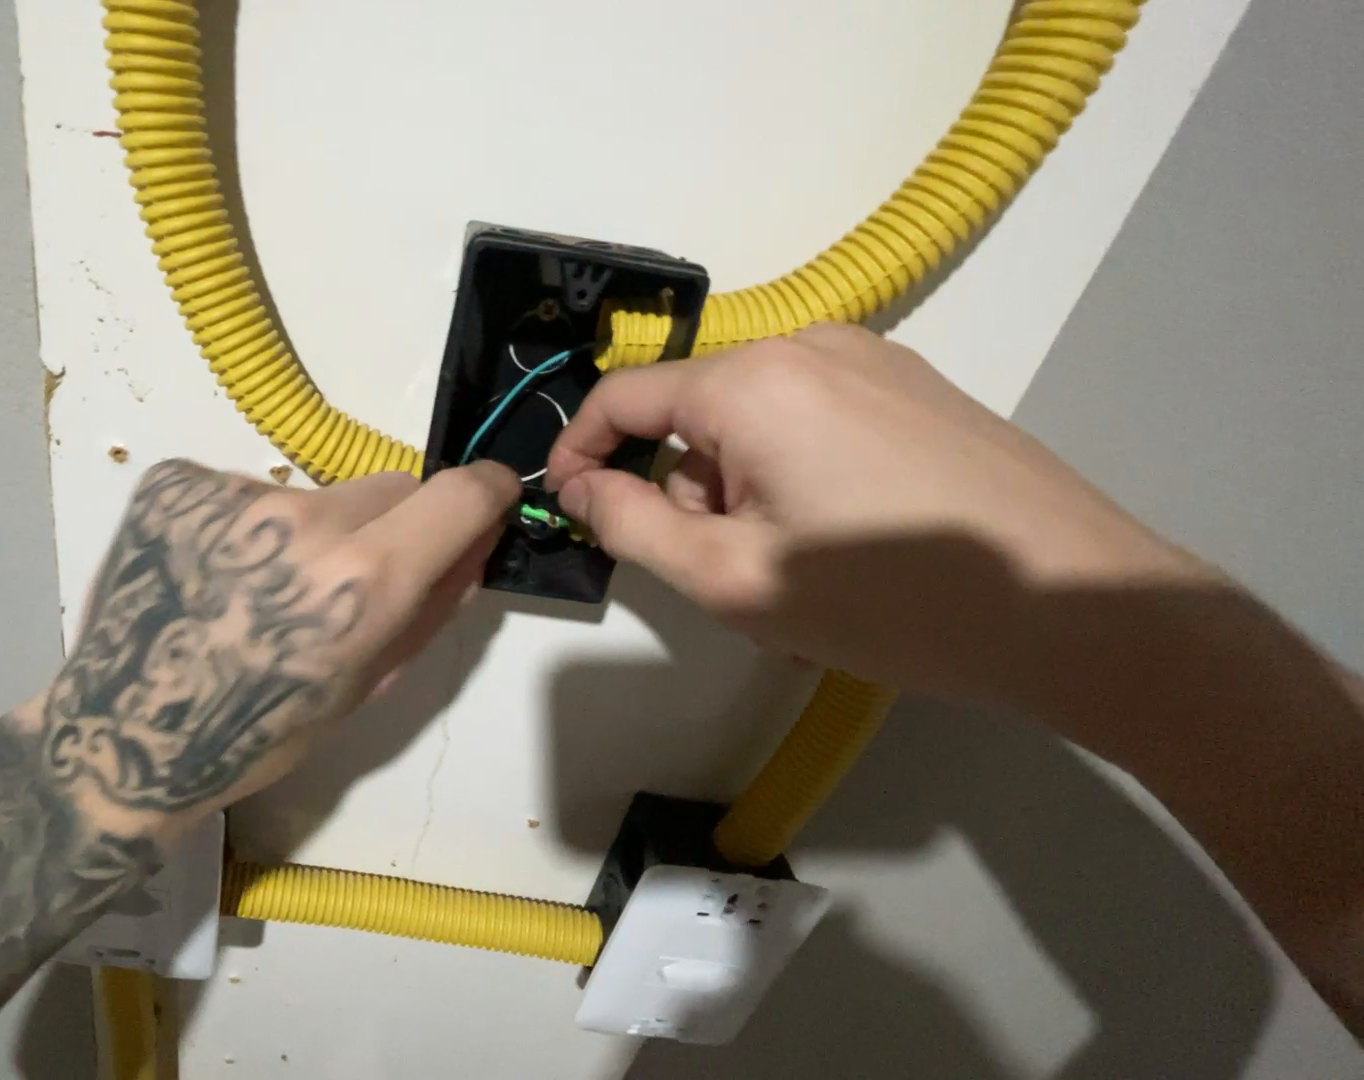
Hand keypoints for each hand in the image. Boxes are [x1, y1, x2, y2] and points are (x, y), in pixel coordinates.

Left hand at [44, 458, 519, 829]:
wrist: (120, 736)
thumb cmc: (256, 734)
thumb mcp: (364, 686)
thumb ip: (431, 607)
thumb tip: (478, 541)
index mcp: (359, 584)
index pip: (459, 495)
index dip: (486, 492)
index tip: (485, 501)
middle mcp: (301, 520)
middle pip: (390, 487)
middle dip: (390, 528)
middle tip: (342, 584)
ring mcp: (230, 493)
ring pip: (316, 492)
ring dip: (311, 530)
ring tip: (258, 590)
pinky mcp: (176, 481)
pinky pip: (247, 490)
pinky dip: (246, 525)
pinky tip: (210, 574)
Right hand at [546, 323, 1212, 703]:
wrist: (1080, 609)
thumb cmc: (883, 599)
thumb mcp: (727, 576)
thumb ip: (628, 524)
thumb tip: (577, 487)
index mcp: (751, 381)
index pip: (622, 397)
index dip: (577, 451)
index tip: (567, 507)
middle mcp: (807, 345)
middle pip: (691, 416)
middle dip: (683, 493)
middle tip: (725, 572)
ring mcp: (870, 360)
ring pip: (748, 424)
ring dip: (738, 495)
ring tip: (791, 572)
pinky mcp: (910, 388)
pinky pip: (805, 422)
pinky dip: (786, 478)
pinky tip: (835, 542)